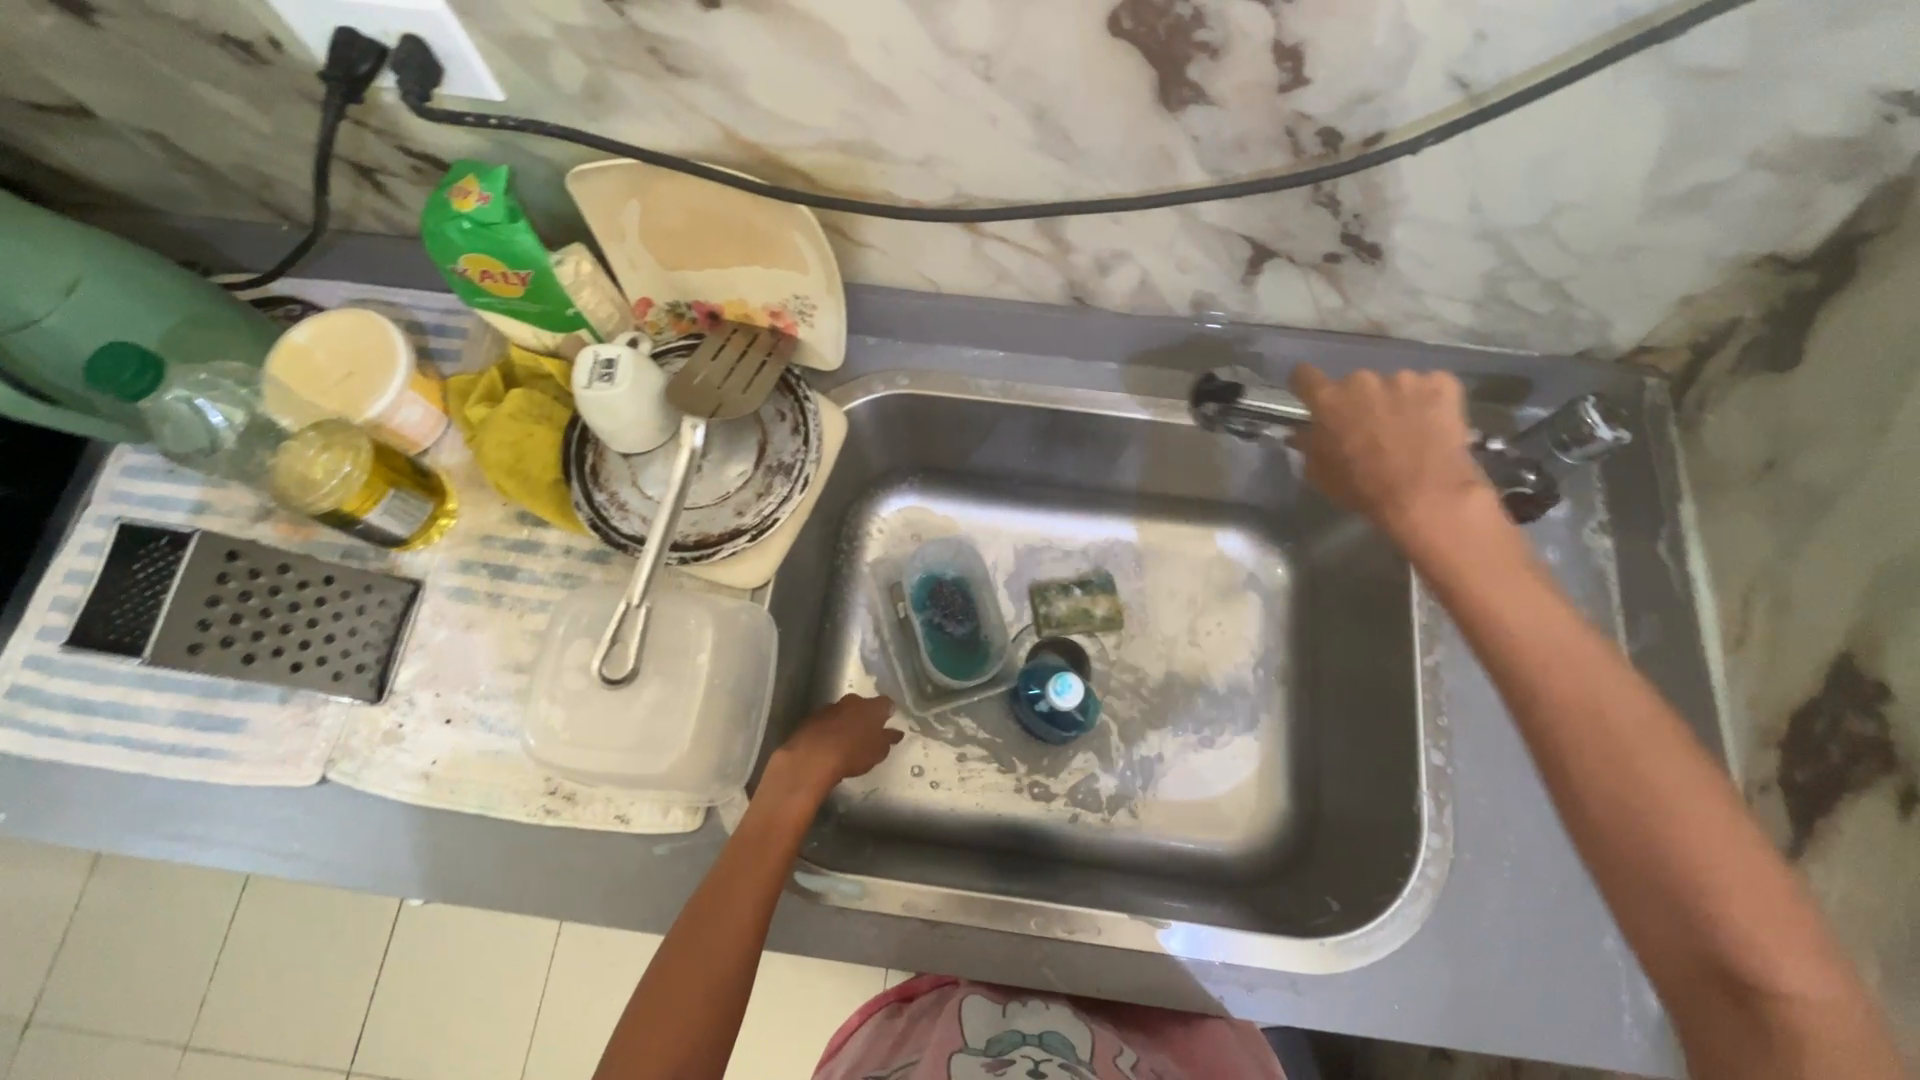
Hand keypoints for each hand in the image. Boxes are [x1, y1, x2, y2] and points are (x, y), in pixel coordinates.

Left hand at [765, 694, 901, 800]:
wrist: (813, 756)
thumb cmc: (853, 753)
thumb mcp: (878, 752)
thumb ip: (888, 740)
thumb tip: (896, 732)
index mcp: (872, 708)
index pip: (886, 703)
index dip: (888, 711)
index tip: (888, 720)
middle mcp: (852, 701)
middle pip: (862, 705)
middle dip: (865, 715)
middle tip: (866, 731)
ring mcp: (830, 708)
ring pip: (843, 711)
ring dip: (845, 721)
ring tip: (845, 740)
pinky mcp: (812, 717)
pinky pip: (826, 721)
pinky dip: (829, 728)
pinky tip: (827, 743)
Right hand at [1288, 365, 1498, 543]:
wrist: (1425, 494)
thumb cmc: (1363, 487)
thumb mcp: (1320, 473)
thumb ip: (1307, 445)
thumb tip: (1300, 433)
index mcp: (1328, 399)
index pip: (1304, 375)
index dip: (1306, 386)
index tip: (1311, 398)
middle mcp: (1362, 380)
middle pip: (1354, 384)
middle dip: (1358, 401)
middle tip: (1368, 428)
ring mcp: (1404, 378)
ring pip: (1393, 385)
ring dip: (1394, 401)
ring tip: (1407, 429)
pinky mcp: (1442, 382)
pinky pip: (1430, 386)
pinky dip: (1429, 401)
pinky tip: (1433, 424)